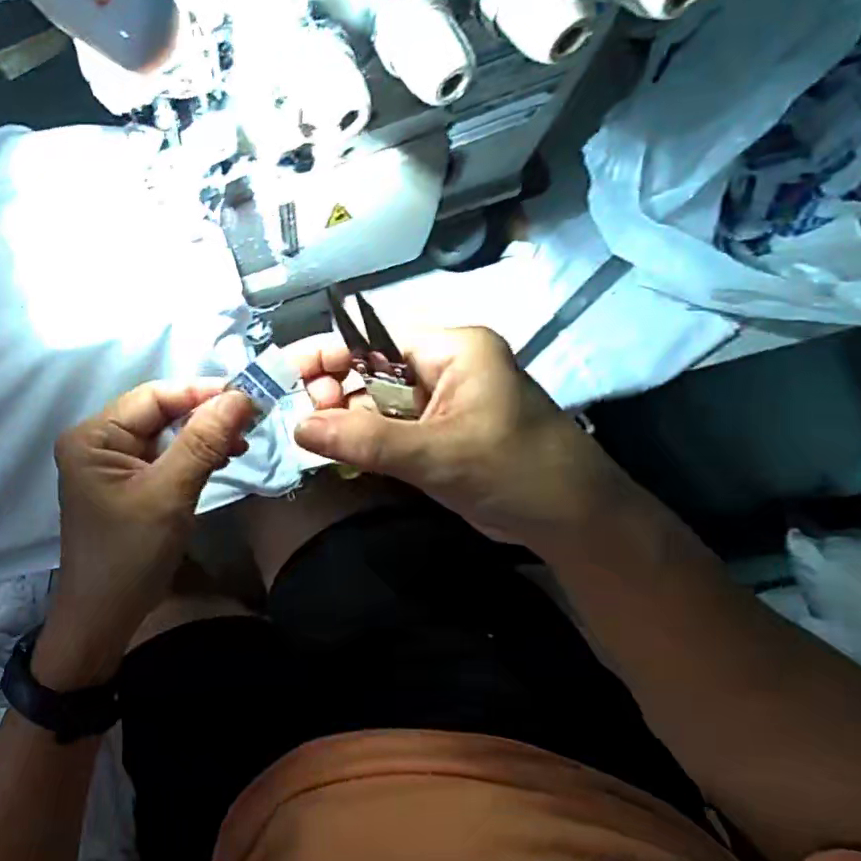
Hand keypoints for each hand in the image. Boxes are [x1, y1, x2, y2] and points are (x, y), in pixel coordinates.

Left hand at [39, 381, 257, 686]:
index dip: (201, 392)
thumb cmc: (131, 555)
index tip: (248, 395)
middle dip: (205, 416)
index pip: (153, 396)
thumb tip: (240, 396)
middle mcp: (96, 441)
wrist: (103, 619)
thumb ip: (203, 441)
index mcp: (93, 436)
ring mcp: (110, 464)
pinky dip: (193, 456)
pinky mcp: (126, 484)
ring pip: (165, 434)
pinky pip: (164, 457)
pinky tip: (222, 459)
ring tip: (242, 443)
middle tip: (253, 421)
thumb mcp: (170, 494)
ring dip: (204, 436)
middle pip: (159, 413)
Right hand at [288, 326, 629, 551]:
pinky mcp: (437, 433)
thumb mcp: (436, 454)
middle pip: (370, 369)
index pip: (374, 338)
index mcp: (451, 350)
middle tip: (307, 421)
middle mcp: (443, 367)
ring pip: (375, 402)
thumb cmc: (514, 471)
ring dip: (345, 419)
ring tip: (315, 438)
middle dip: (335, 391)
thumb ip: (364, 439)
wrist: (573, 522)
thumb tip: (298, 428)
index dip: (329, 354)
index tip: (286, 377)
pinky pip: (388, 428)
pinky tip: (338, 452)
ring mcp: (440, 402)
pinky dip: (363, 440)